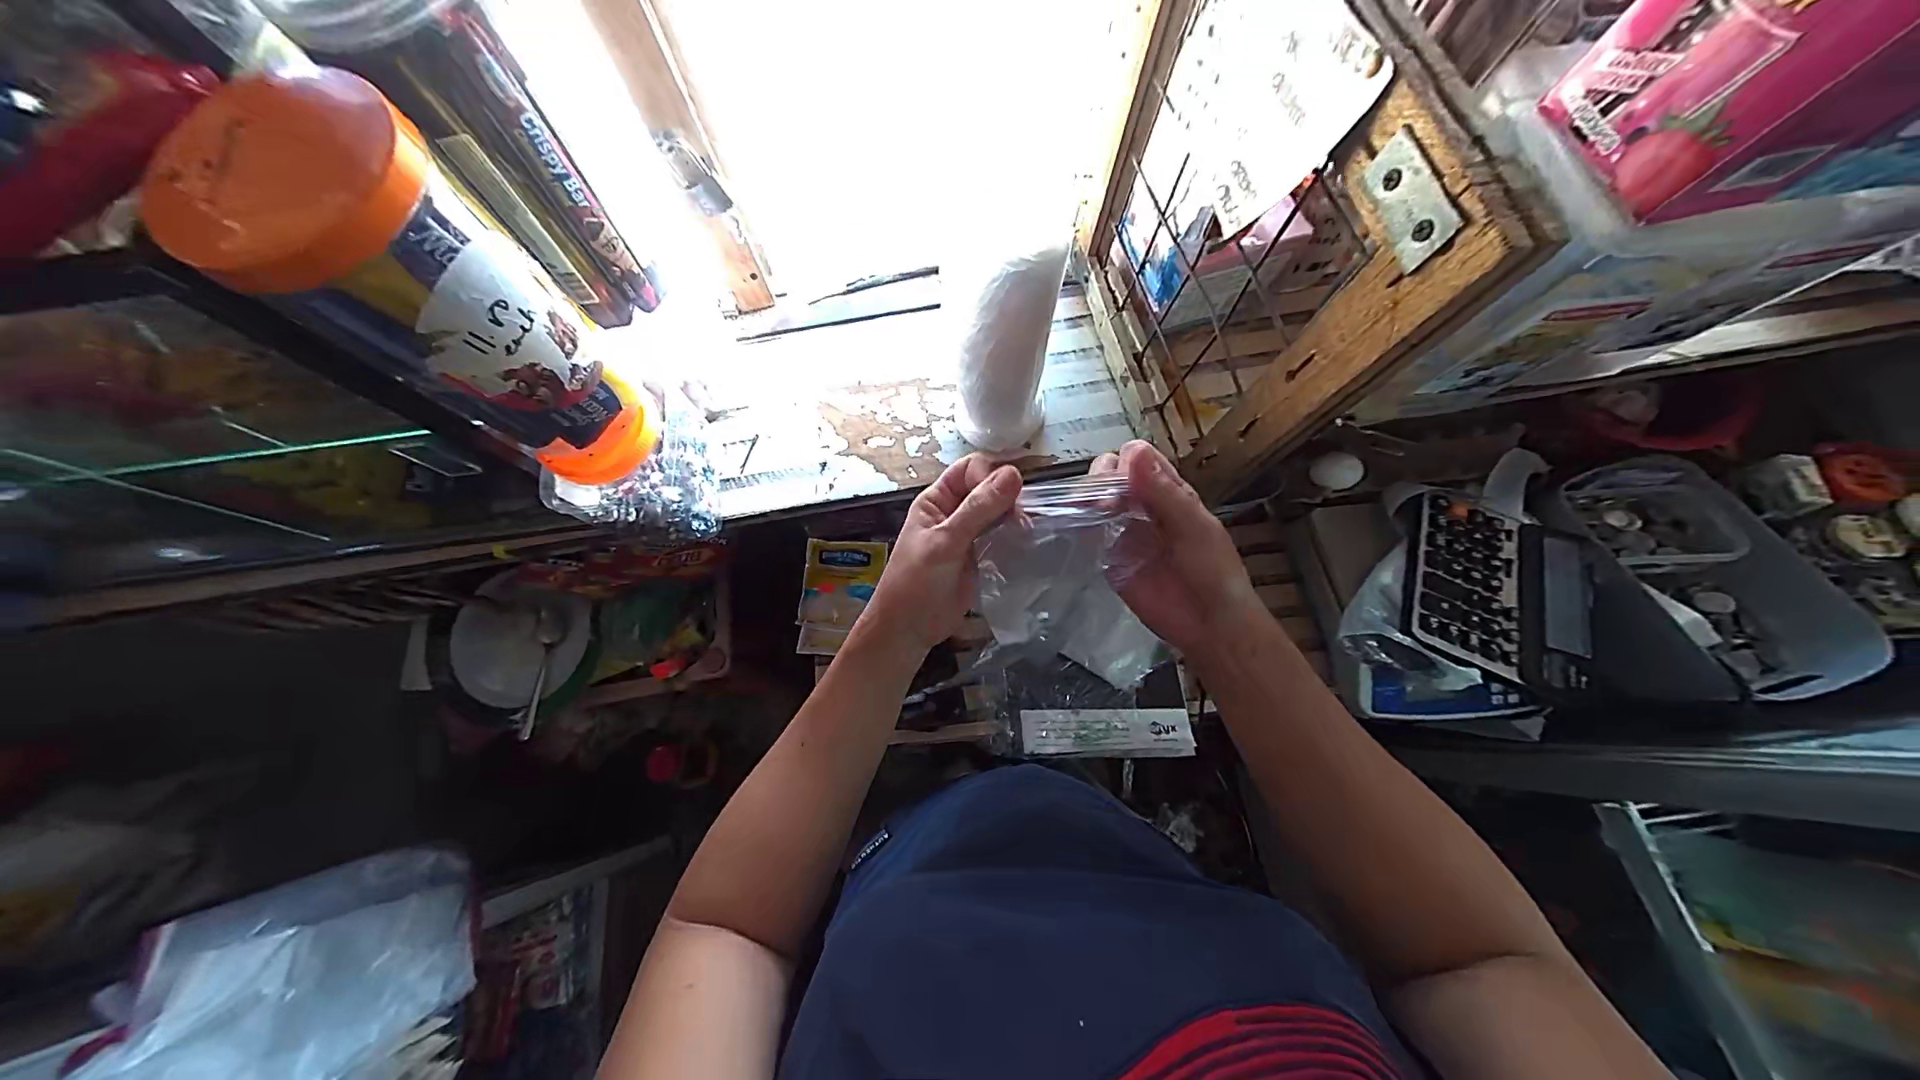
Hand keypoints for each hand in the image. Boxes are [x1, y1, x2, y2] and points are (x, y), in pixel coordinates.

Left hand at [860, 454, 1022, 653]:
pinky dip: (1015, 535)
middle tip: (1020, 516)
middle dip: (1008, 495)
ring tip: (1025, 529)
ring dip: (1014, 515)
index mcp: (936, 500)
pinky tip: (1026, 541)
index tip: (1010, 493)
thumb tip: (1012, 475)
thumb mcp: (944, 542)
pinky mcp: (983, 555)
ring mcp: (969, 534)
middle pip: (988, 487)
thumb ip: (977, 510)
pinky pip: (1003, 535)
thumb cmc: (915, 583)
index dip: (991, 474)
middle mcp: (954, 512)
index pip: (970, 469)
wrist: (910, 629)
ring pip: (999, 511)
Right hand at [1091, 440, 1264, 656]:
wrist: (1208, 624)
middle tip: (1102, 499)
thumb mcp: (1193, 526)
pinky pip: (1089, 534)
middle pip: (1111, 477)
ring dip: (1086, 498)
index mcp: (1170, 493)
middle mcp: (1143, 508)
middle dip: (1101, 478)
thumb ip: (1162, 491)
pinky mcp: (1109, 558)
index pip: (1139, 459)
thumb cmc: (1213, 571)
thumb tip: (1133, 451)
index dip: (1126, 460)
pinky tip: (1076, 524)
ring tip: (1088, 509)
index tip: (1119, 474)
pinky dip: (1079, 525)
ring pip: (1096, 501)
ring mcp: (1124, 532)